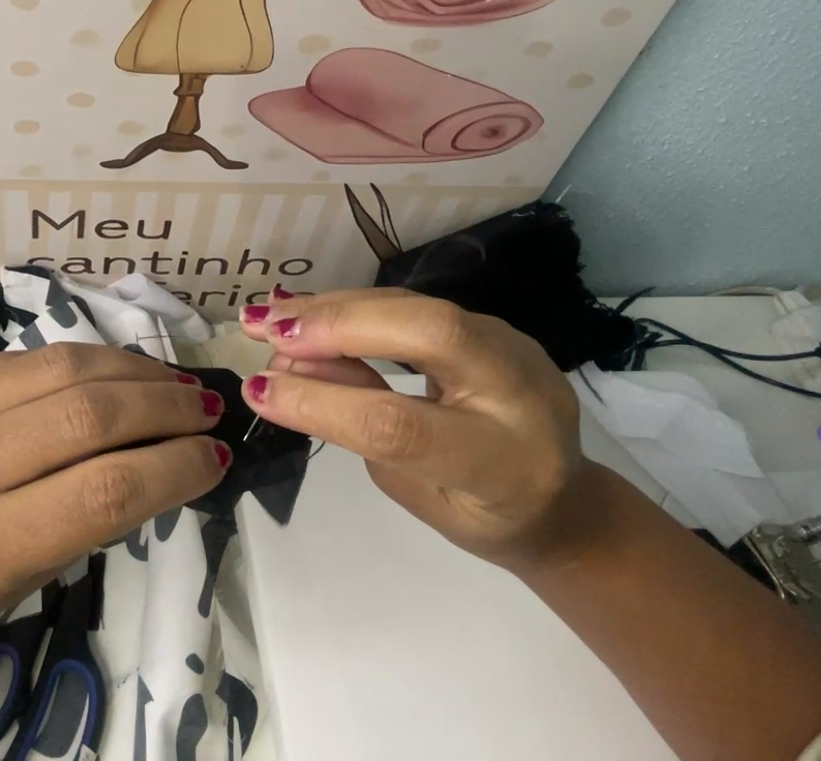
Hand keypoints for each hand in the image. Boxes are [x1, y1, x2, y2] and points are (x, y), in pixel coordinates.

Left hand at [0, 343, 230, 649]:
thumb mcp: (40, 569)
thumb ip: (104, 507)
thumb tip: (180, 447)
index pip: (102, 490)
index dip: (174, 468)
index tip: (218, 457)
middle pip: (87, 416)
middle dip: (165, 409)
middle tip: (210, 411)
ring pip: (66, 368)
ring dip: (137, 373)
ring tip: (179, 387)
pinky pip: (36, 356)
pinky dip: (94, 362)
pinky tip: (126, 373)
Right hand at [238, 289, 594, 574]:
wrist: (562, 502)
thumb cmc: (481, 516)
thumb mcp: (415, 495)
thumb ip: (362, 433)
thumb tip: (290, 375)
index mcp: (500, 462)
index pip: (400, 424)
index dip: (322, 402)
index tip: (257, 389)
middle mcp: (518, 391)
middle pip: (428, 332)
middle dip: (339, 327)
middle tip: (268, 331)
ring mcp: (513, 347)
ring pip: (418, 305)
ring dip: (335, 308)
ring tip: (267, 315)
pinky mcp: (494, 325)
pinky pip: (416, 305)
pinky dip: (355, 306)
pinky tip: (306, 309)